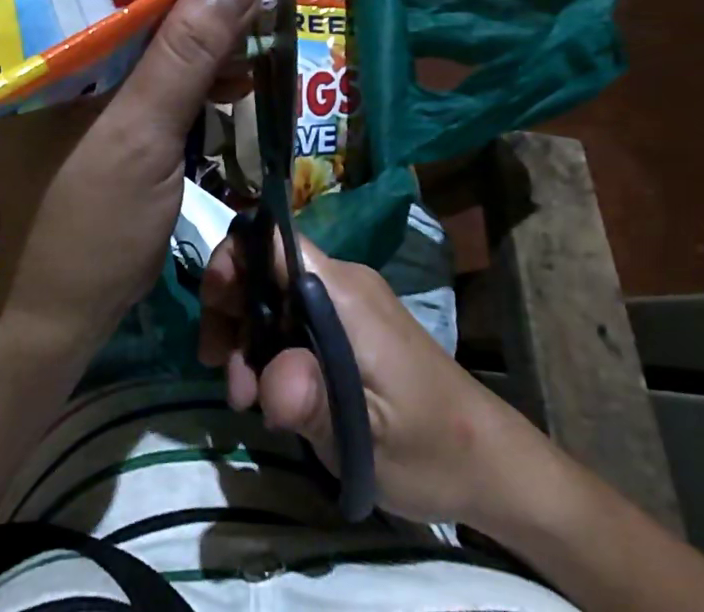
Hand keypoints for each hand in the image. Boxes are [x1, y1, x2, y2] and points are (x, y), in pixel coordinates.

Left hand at [0, 0, 265, 352]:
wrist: (64, 309)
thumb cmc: (92, 223)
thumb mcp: (143, 132)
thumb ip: (187, 50)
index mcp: (40, 52)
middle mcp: (55, 61)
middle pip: (128, 2)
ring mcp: (80, 93)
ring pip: (147, 40)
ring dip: (201, 36)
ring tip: (256, 36)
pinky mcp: (105, 120)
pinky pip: (153, 79)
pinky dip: (193, 75)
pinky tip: (235, 80)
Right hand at [199, 234, 567, 527]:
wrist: (489, 462)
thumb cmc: (430, 446)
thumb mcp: (367, 435)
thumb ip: (314, 403)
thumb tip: (266, 381)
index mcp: (344, 295)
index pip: (275, 241)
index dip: (234, 258)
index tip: (215, 309)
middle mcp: (341, 287)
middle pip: (264, 270)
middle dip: (231, 313)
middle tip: (225, 374)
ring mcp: (346, 308)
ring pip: (273, 300)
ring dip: (247, 340)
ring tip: (246, 398)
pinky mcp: (348, 330)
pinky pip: (292, 321)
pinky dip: (269, 350)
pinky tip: (269, 394)